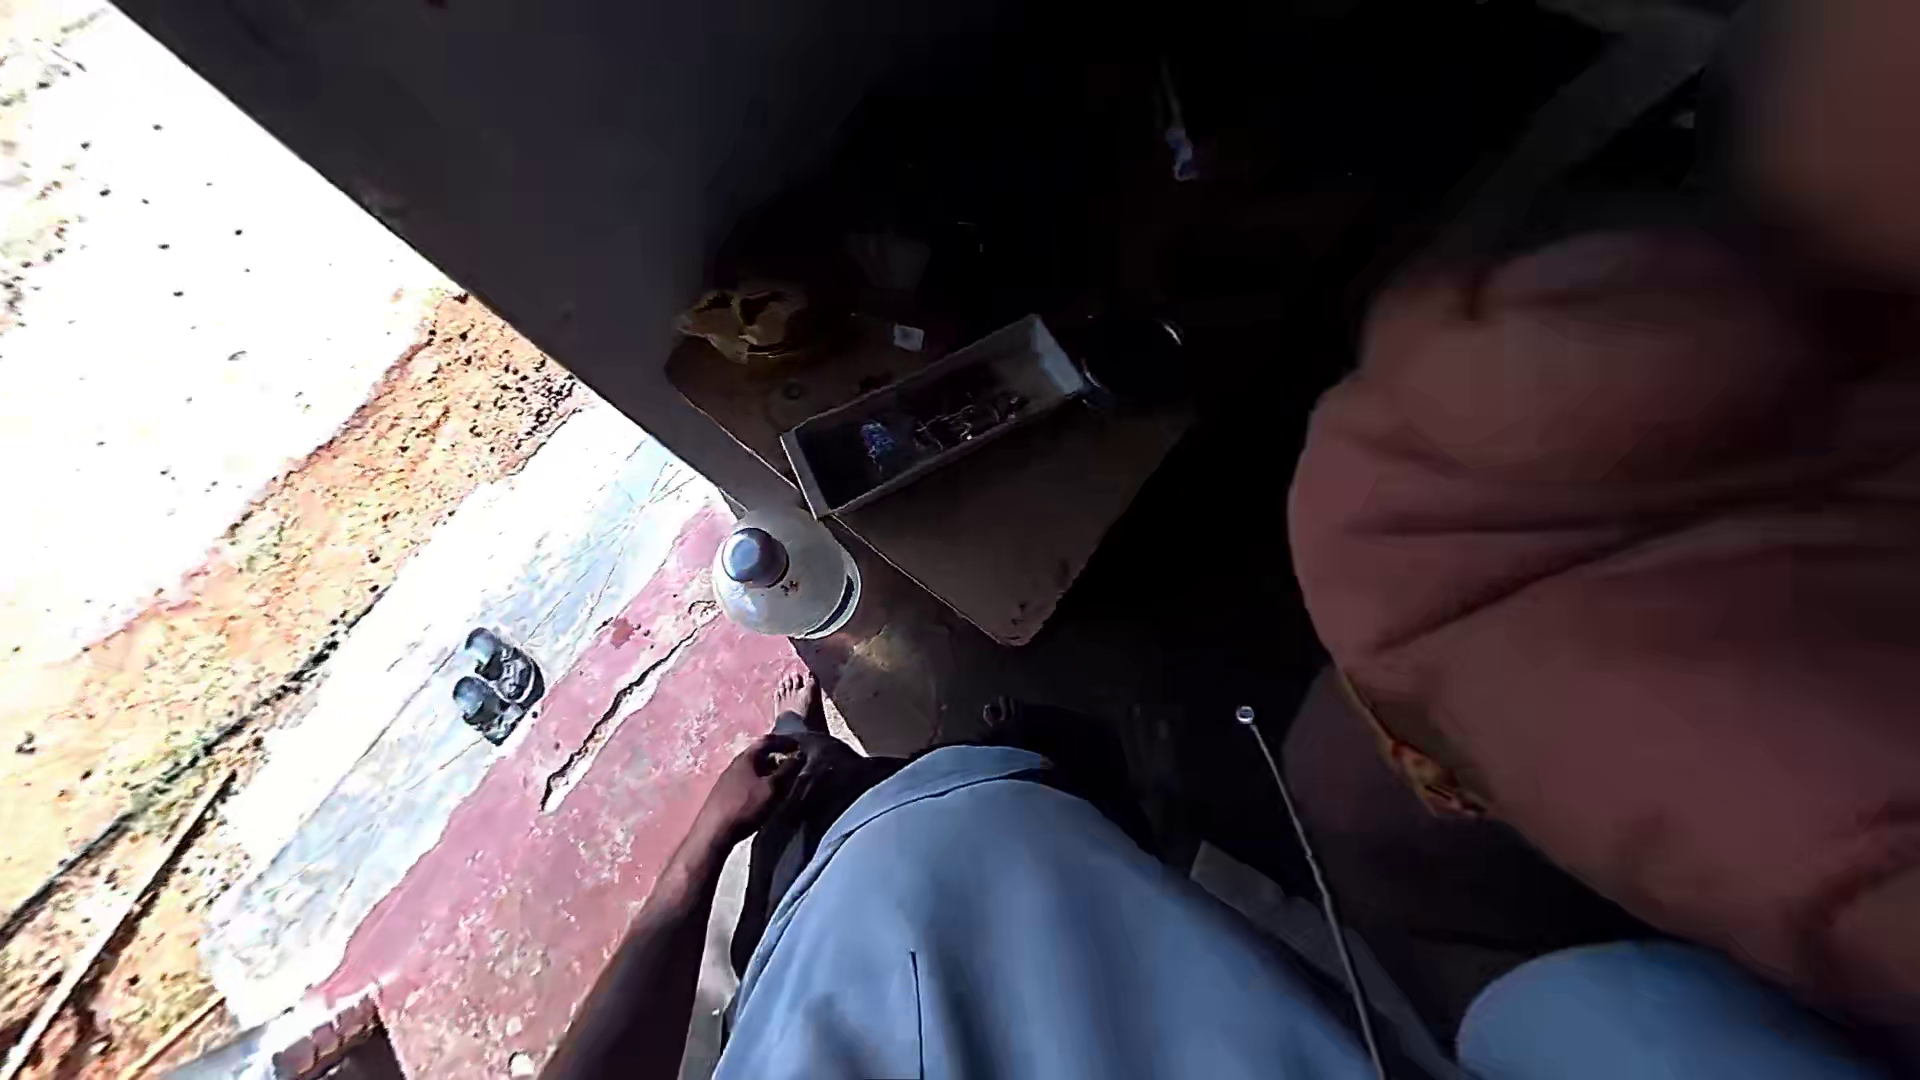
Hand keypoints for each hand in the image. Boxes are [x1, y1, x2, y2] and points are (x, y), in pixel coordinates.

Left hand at [688, 735, 801, 851]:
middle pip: (759, 754)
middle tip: (792, 764)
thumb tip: (799, 755)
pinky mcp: (723, 794)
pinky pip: (746, 779)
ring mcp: (727, 779)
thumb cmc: (746, 806)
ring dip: (768, 770)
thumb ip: (788, 770)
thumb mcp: (773, 788)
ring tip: (780, 781)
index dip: (785, 741)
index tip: (799, 746)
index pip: (768, 740)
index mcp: (746, 757)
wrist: (713, 834)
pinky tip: (763, 794)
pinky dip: (759, 781)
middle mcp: (735, 764)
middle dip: (777, 757)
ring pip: (752, 768)